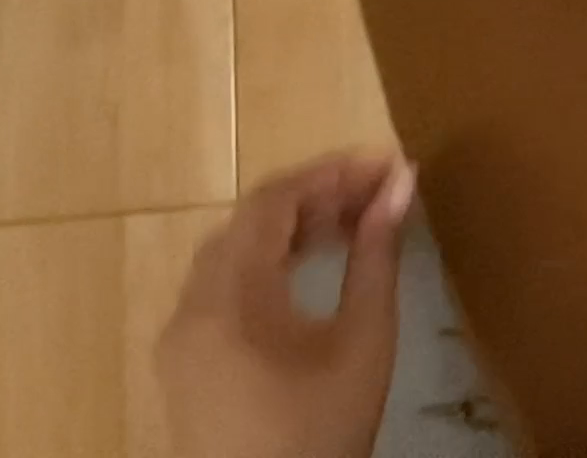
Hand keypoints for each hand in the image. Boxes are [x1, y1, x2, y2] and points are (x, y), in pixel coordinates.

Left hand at [156, 153, 415, 457]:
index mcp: (228, 299)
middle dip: (319, 194)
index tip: (388, 164)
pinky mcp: (190, 358)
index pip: (271, 202)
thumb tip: (403, 182)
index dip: (331, 172)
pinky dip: (276, 256)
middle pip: (252, 221)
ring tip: (360, 218)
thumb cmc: (324, 422)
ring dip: (298, 223)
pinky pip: (229, 281)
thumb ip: (378, 251)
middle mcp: (192, 308)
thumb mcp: (365, 333)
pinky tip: (319, 260)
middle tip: (382, 190)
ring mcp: (184, 336)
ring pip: (238, 249)